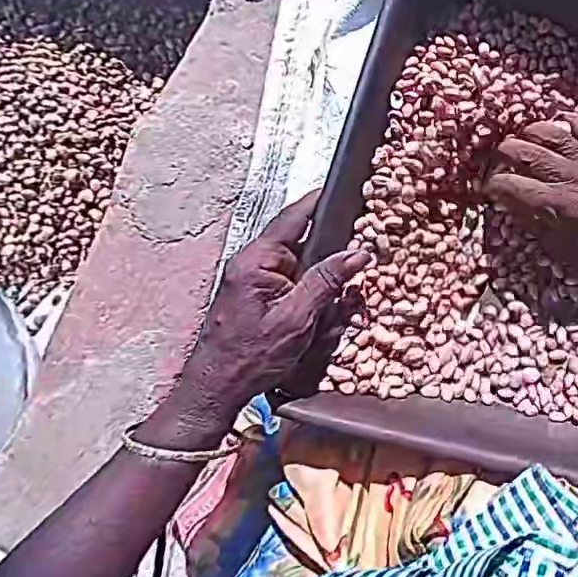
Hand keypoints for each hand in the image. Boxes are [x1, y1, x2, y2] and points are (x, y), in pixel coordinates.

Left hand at [142, 189, 367, 449]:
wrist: (216, 389)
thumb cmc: (249, 356)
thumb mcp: (297, 317)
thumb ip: (327, 280)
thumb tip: (359, 252)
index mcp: (256, 260)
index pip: (293, 218)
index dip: (318, 201)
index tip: (341, 187)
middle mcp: (253, 263)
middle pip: (301, 239)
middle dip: (330, 245)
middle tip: (361, 243)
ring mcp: (256, 278)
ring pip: (300, 262)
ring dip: (322, 272)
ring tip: (344, 281)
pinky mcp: (261, 294)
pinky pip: (294, 280)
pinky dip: (313, 288)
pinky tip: (326, 304)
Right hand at [485, 113, 577, 276]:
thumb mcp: (559, 246)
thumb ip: (533, 220)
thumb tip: (509, 202)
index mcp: (553, 204)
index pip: (508, 184)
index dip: (492, 183)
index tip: (490, 186)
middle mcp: (567, 177)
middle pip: (523, 152)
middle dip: (504, 153)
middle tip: (501, 158)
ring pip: (551, 133)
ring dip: (531, 132)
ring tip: (524, 136)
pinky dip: (570, 121)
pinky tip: (559, 120)